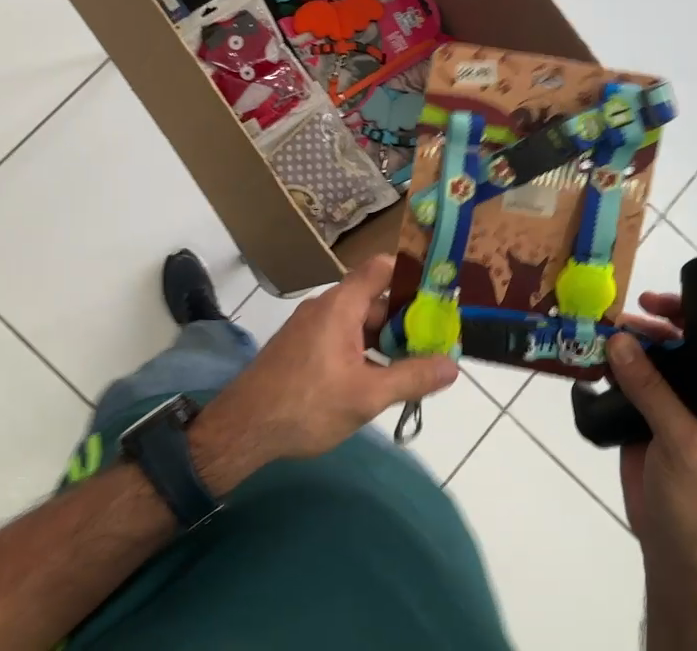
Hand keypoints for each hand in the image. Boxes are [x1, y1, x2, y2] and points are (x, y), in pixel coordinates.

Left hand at [192, 256, 458, 482]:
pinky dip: (367, 351)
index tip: (442, 296)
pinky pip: (343, 338)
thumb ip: (411, 378)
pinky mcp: (303, 348)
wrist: (244, 428)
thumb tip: (452, 366)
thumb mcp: (367, 396)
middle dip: (408, 319)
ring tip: (419, 366)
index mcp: (340, 306)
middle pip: (375, 299)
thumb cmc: (307, 405)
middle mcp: (325, 308)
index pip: (381, 269)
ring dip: (388, 340)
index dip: (412, 275)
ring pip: (360, 322)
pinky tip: (383, 379)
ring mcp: (311, 328)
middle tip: (439, 343)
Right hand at [610, 291, 696, 643]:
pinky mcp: (639, 424)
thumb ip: (652, 390)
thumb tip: (621, 341)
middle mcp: (696, 398)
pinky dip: (606, 372)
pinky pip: (622, 389)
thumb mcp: (682, 441)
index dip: (687, 316)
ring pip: (644, 367)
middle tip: (616, 316)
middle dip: (647, 329)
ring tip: (596, 332)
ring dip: (622, 348)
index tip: (655, 300)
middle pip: (672, 350)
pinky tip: (589, 360)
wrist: (678, 550)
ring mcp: (666, 411)